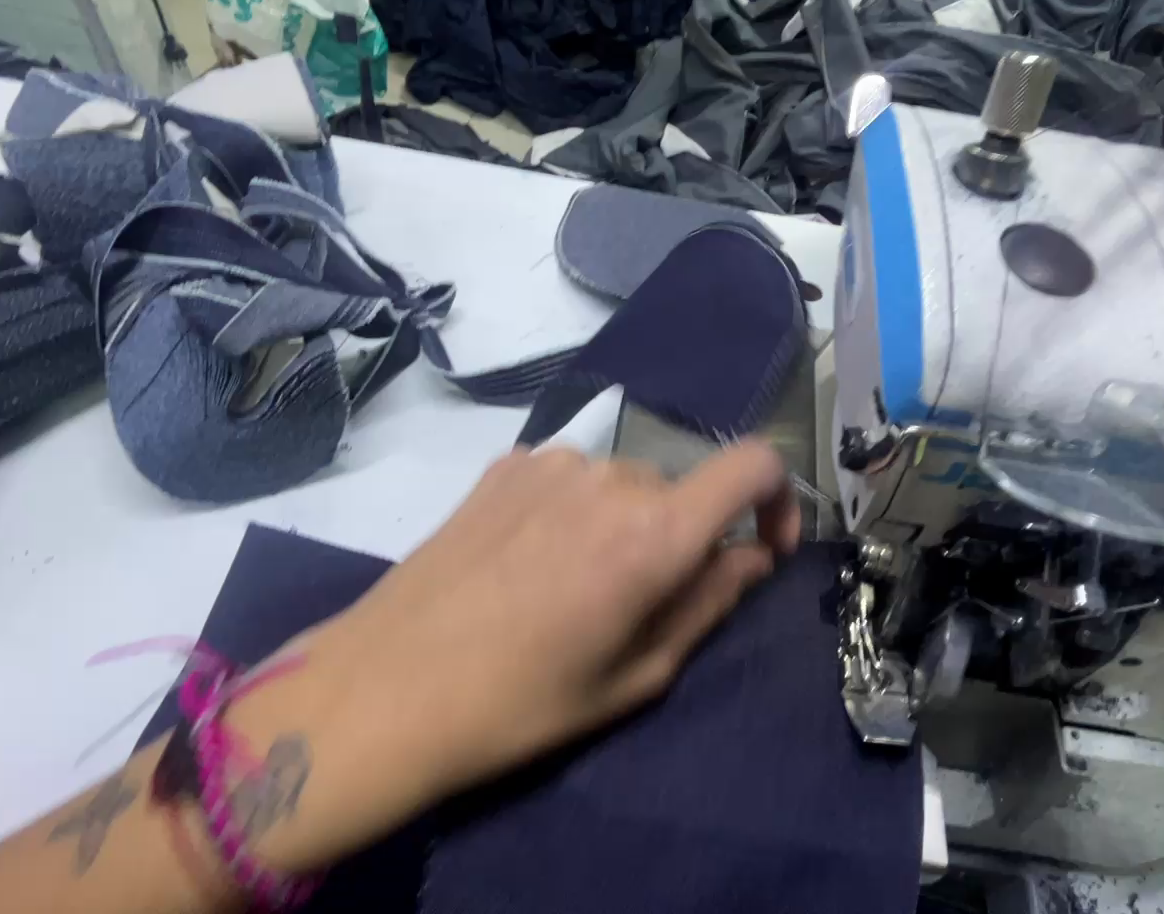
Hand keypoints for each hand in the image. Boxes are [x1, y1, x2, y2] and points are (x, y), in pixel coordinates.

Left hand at [233, 442, 800, 869]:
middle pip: (680, 490)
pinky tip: (530, 561)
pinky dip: (574, 511)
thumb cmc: (520, 702)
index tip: (760, 549)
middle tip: (638, 604)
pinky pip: (570, 478)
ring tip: (573, 587)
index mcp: (653, 532)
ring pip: (624, 484)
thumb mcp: (635, 677)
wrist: (384, 686)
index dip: (778, 500)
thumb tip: (752, 557)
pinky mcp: (504, 464)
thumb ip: (709, 604)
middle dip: (681, 539)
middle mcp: (610, 476)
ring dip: (624, 525)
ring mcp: (551, 462)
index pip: (753, 465)